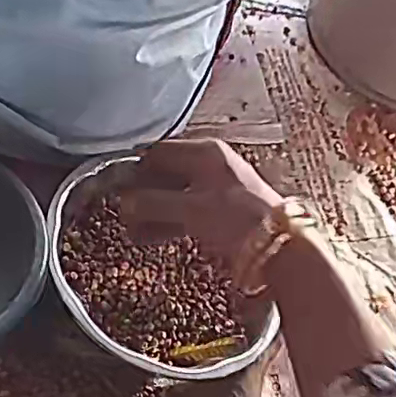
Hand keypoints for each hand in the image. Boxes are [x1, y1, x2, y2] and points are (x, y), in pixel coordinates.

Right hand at [120, 138, 282, 262]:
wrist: (277, 244)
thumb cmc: (238, 219)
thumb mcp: (190, 209)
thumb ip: (154, 204)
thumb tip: (126, 202)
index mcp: (205, 153)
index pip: (159, 152)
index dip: (136, 168)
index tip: (118, 185)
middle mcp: (211, 165)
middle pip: (166, 174)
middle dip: (143, 195)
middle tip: (123, 212)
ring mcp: (216, 188)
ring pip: (174, 195)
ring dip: (153, 212)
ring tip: (133, 230)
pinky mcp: (220, 210)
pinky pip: (186, 211)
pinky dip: (168, 222)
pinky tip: (152, 236)